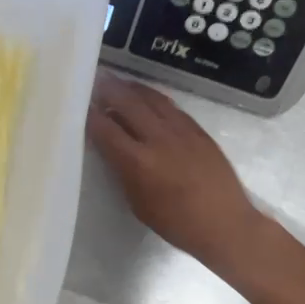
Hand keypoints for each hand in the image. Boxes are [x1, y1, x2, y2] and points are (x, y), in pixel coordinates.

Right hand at [87, 71, 267, 269]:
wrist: (225, 223)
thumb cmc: (176, 223)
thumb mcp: (138, 204)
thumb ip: (123, 173)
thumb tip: (113, 151)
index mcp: (138, 163)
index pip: (106, 130)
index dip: (90, 116)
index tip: (79, 106)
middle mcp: (158, 139)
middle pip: (128, 104)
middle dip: (109, 90)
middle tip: (96, 79)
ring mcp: (181, 131)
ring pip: (152, 99)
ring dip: (132, 88)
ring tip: (118, 82)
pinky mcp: (198, 130)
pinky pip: (171, 106)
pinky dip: (154, 98)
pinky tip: (147, 97)